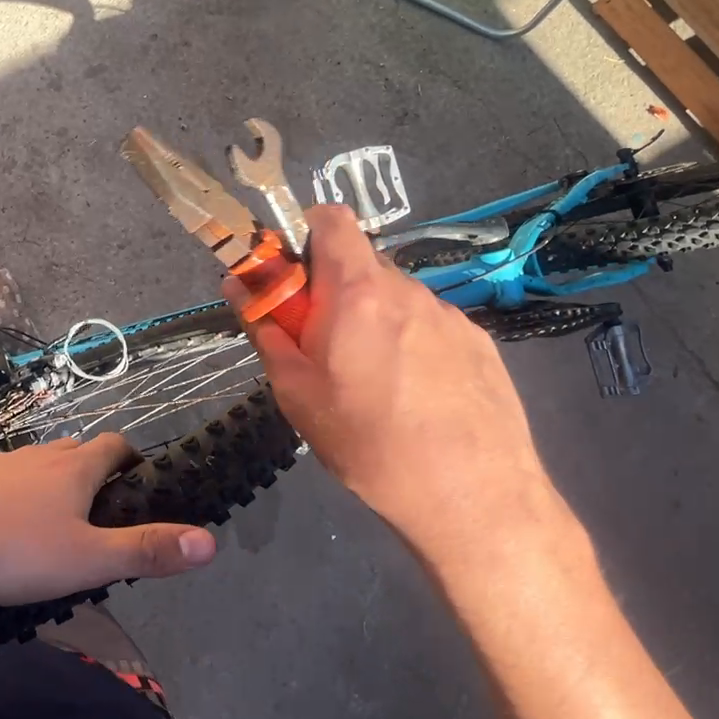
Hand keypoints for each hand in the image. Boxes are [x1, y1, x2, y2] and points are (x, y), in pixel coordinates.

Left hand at [0, 435, 215, 606]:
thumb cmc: (16, 551)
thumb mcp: (88, 560)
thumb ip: (147, 551)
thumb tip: (211, 541)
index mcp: (73, 469)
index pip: (113, 446)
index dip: (131, 456)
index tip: (139, 476)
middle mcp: (38, 455)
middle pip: (75, 448)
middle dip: (92, 466)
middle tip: (100, 504)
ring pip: (36, 461)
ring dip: (52, 477)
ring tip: (53, 516)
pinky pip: (1, 476)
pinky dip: (14, 490)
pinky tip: (2, 522)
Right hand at [225, 205, 573, 564]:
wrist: (474, 500)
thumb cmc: (367, 442)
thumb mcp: (295, 391)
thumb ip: (265, 328)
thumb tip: (237, 284)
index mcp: (357, 291)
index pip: (329, 218)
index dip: (303, 234)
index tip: (290, 279)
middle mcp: (407, 289)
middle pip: (359, 265)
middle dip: (333, 293)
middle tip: (323, 348)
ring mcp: (450, 315)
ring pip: (395, 299)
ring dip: (373, 321)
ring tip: (373, 384)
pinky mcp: (481, 344)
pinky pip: (429, 327)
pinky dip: (411, 345)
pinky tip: (416, 398)